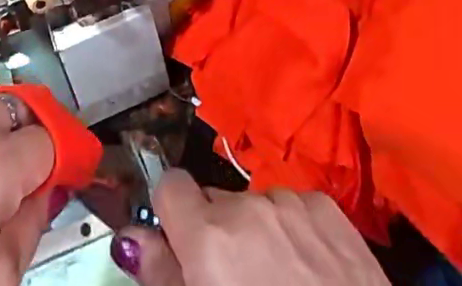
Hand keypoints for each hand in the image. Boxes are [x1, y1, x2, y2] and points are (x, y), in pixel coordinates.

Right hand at [110, 171, 387, 285]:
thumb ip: (162, 274)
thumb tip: (131, 238)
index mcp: (206, 234)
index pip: (169, 184)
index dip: (174, 215)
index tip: (186, 246)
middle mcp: (244, 207)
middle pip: (215, 200)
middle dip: (219, 231)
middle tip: (240, 279)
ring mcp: (291, 205)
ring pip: (256, 205)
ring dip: (260, 231)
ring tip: (284, 280)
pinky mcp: (330, 211)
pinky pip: (295, 206)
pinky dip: (296, 229)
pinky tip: (314, 269)